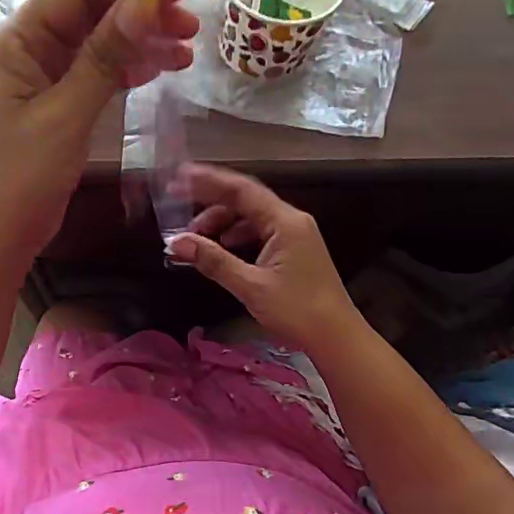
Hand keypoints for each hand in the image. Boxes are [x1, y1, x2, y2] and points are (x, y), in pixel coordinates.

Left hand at [0, 0, 197, 263]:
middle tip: (189, 24)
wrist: (2, 233)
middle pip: (90, 13)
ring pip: (99, 43)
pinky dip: (128, 69)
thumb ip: (104, 58)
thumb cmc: (24, 176)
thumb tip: (145, 3)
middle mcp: (28, 49)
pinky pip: (98, 72)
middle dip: (139, 14)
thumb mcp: (66, 115)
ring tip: (186, 51)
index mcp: (16, 41)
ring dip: (141, 42)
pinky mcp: (59, 101)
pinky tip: (161, 69)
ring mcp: (44, 76)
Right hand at [165, 165, 363, 352]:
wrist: (336, 336)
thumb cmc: (297, 310)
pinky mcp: (293, 250)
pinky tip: (220, 248)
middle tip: (179, 210)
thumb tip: (178, 243)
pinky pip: (258, 232)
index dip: (207, 181)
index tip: (179, 178)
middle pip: (244, 200)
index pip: (240, 190)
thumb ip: (214, 261)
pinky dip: (235, 236)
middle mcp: (291, 221)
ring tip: (195, 237)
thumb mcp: (251, 286)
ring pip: (250, 217)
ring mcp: (294, 235)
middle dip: (210, 203)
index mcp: (284, 222)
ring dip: (221, 223)